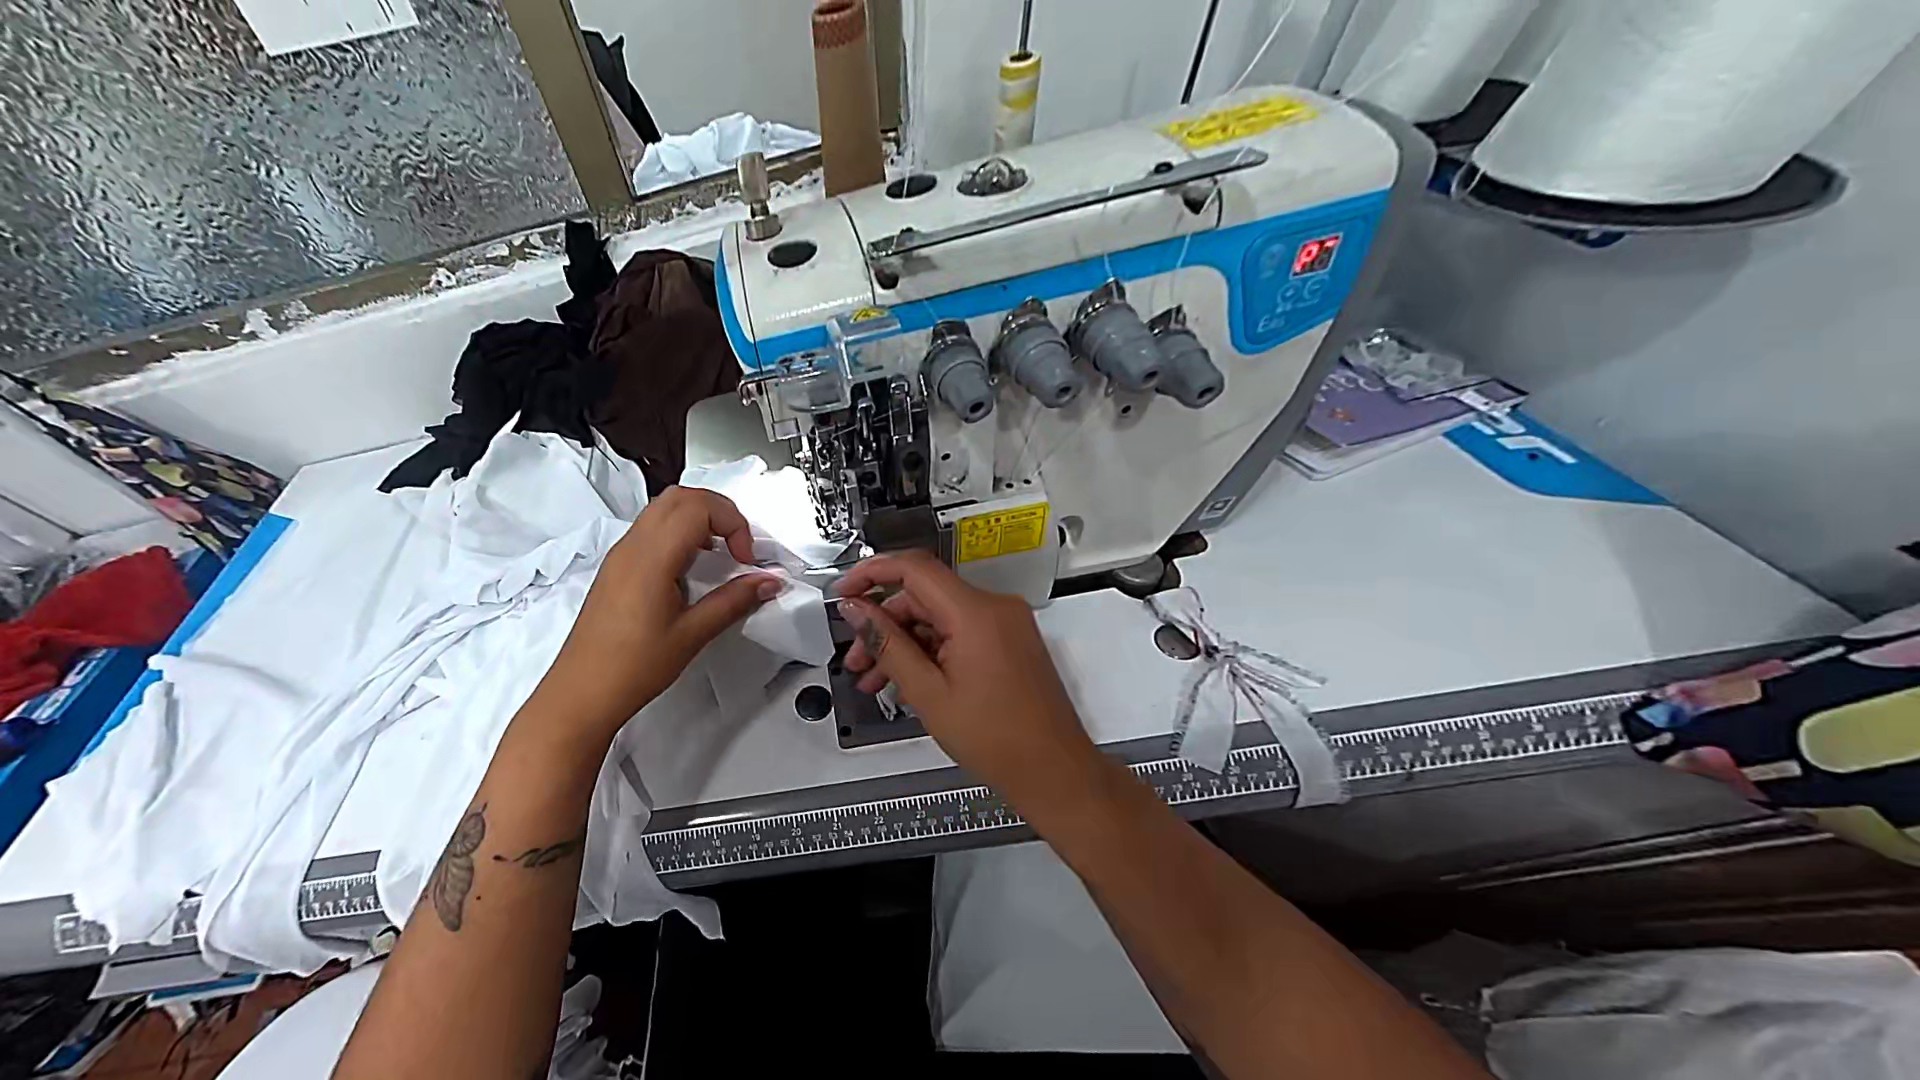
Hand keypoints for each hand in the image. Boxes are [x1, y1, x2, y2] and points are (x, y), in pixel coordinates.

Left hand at [542, 487, 780, 737]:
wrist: (582, 693)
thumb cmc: (631, 668)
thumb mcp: (694, 634)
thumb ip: (735, 600)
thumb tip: (768, 582)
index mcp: (651, 559)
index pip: (698, 508)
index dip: (733, 524)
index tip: (745, 558)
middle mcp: (632, 548)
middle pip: (681, 497)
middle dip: (720, 511)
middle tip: (738, 544)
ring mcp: (621, 555)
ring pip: (664, 508)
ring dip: (700, 519)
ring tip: (720, 554)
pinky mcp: (618, 567)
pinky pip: (652, 529)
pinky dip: (681, 533)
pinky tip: (694, 567)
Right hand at [836, 551, 1100, 806]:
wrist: (1052, 769)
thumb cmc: (1002, 740)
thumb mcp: (928, 693)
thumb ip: (888, 644)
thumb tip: (858, 611)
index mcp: (976, 614)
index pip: (914, 568)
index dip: (872, 573)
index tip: (846, 589)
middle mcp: (996, 608)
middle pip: (924, 596)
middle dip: (885, 624)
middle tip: (859, 658)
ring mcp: (1006, 623)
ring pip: (940, 617)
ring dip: (906, 642)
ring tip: (877, 679)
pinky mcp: (1009, 639)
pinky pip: (960, 631)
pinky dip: (932, 650)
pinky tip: (910, 679)